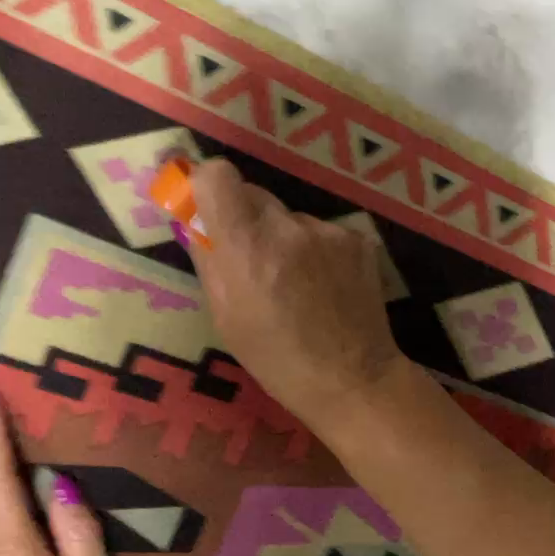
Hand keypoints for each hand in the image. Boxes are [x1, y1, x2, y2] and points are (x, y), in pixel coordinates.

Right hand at [183, 158, 409, 432]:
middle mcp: (288, 228)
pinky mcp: (358, 240)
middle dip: (247, 221)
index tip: (209, 207)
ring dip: (286, 240)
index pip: (218, 175)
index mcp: (247, 248)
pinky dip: (318, 253)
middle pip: (255, 195)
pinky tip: (326, 289)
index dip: (209, 185)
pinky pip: (323, 233)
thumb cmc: (278, 360)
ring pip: (291, 218)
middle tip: (254, 262)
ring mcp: (328, 232)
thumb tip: (195, 221)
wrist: (353, 380)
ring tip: (297, 287)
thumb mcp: (226, 317)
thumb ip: (209, 261)